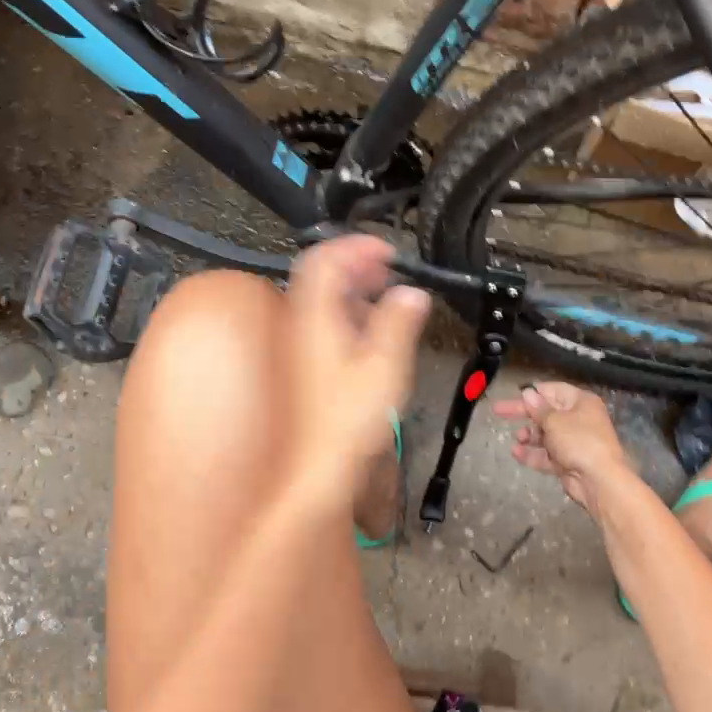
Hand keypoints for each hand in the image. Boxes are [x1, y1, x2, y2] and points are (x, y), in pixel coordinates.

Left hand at [283, 235, 430, 508]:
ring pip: (321, 299)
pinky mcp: (305, 364)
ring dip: (352, 288)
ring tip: (384, 295)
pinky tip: (371, 331)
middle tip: (386, 269)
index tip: (385, 251)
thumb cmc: (347, 421)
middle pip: (320, 275)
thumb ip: (399, 322)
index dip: (356, 246)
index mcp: (316, 316)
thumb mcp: (386, 365)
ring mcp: (300, 344)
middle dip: (355, 265)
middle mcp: (301, 324)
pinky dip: (347, 313)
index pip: (327, 259)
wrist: (317, 465)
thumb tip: (411, 294)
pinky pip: (322, 322)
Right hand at [493, 382, 637, 512]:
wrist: (599, 480)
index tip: (514, 395)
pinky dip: (532, 453)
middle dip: (524, 413)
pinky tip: (516, 453)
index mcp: (581, 402)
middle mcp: (578, 419)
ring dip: (529, 435)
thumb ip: (538, 408)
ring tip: (518, 438)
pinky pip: (546, 454)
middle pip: (546, 412)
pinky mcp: (567, 461)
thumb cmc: (578, 441)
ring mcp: (573, 442)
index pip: (553, 390)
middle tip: (498, 411)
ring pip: (545, 434)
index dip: (533, 392)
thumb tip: (528, 393)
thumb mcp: (555, 421)